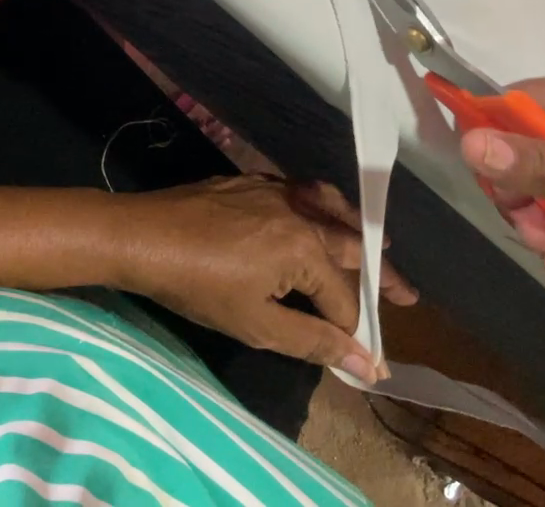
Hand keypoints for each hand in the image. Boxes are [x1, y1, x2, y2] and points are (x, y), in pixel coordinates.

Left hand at [116, 175, 416, 382]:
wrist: (138, 236)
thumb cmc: (196, 285)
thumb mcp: (255, 324)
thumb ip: (314, 341)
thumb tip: (367, 364)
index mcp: (304, 247)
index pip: (343, 298)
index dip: (352, 331)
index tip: (364, 358)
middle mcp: (295, 211)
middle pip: (348, 244)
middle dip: (380, 272)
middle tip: (406, 295)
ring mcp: (267, 190)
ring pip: (324, 205)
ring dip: (352, 227)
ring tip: (374, 242)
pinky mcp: (241, 181)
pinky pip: (292, 189)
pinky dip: (314, 203)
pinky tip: (310, 215)